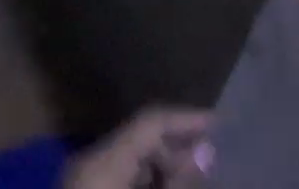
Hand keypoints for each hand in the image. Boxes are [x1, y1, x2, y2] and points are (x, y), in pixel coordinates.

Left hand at [64, 109, 214, 188]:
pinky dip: (144, 177)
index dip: (186, 117)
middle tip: (209, 159)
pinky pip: (118, 174)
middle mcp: (90, 159)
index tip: (217, 121)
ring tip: (189, 177)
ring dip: (162, 164)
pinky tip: (164, 185)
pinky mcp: (81, 188)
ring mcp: (80, 176)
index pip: (150, 120)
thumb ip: (176, 180)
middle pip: (140, 137)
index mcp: (103, 158)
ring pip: (130, 157)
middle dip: (176, 147)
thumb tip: (205, 151)